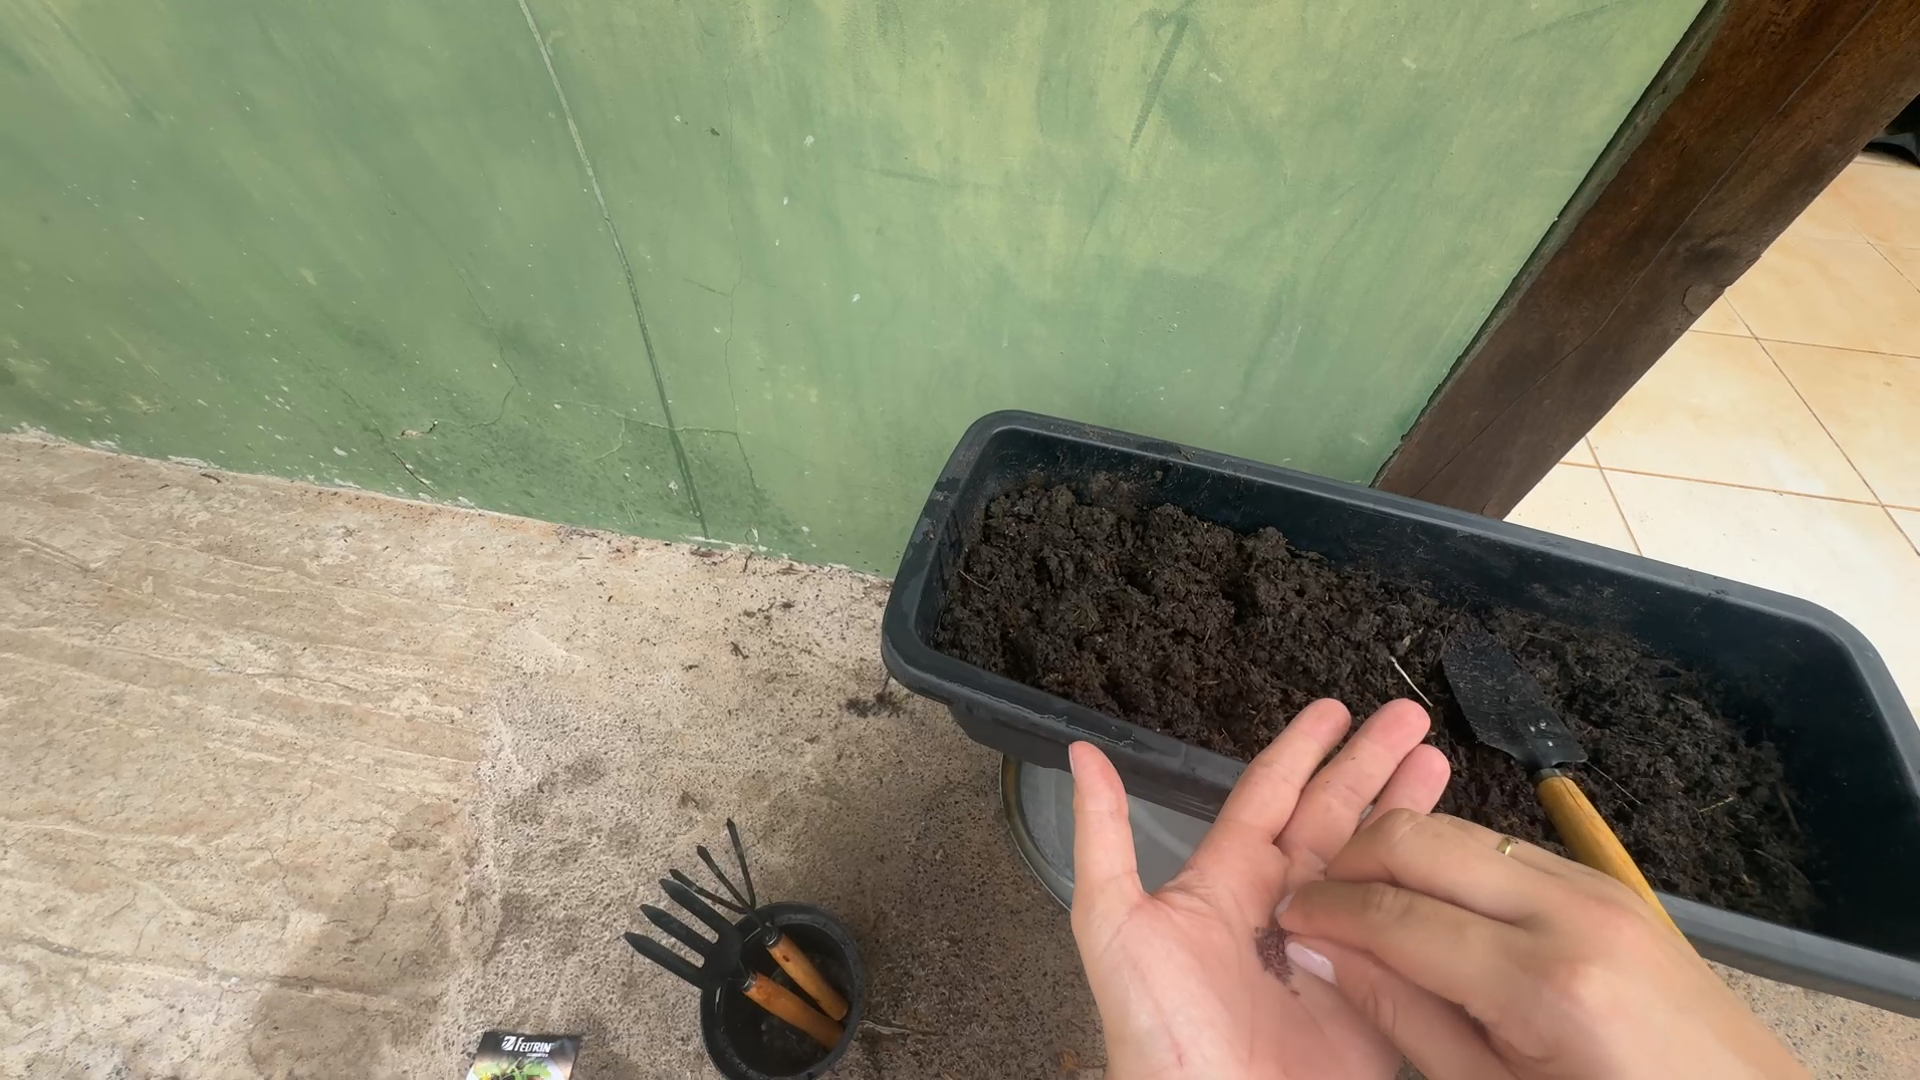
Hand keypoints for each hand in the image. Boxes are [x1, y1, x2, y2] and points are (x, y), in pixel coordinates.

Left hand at [1070, 698, 1450, 1079]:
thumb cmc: (1155, 1027)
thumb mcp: (1113, 920)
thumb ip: (1102, 833)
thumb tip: (1082, 751)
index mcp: (1227, 880)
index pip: (1271, 796)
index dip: (1302, 751)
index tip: (1335, 710)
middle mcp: (1284, 908)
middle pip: (1332, 818)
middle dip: (1369, 765)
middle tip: (1407, 718)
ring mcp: (1334, 955)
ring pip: (1376, 866)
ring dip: (1407, 813)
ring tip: (1437, 762)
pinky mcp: (1374, 1006)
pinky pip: (1408, 940)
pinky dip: (1432, 896)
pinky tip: (1459, 858)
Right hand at [1277, 810, 1806, 1079]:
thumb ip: (1399, 1014)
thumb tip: (1314, 949)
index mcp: (1546, 987)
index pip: (1393, 916)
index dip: (1324, 912)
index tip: (1285, 919)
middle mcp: (1568, 914)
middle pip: (1414, 841)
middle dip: (1347, 860)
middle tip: (1317, 900)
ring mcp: (1592, 887)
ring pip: (1447, 827)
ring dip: (1388, 850)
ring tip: (1361, 895)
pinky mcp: (1602, 881)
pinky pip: (1491, 842)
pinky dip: (1438, 857)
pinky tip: (1425, 899)